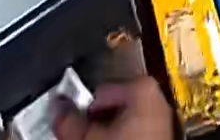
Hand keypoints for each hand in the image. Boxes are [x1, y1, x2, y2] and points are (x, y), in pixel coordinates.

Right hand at [53, 77, 174, 139]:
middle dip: (95, 119)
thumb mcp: (90, 136)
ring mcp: (161, 117)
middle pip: (112, 105)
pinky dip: (121, 134)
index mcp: (143, 86)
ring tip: (94, 137)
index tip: (71, 120)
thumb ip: (70, 120)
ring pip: (122, 119)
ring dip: (106, 128)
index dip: (82, 107)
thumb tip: (57, 109)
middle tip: (81, 134)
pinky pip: (134, 129)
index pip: (99, 91)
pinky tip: (110, 139)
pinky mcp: (162, 134)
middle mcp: (156, 96)